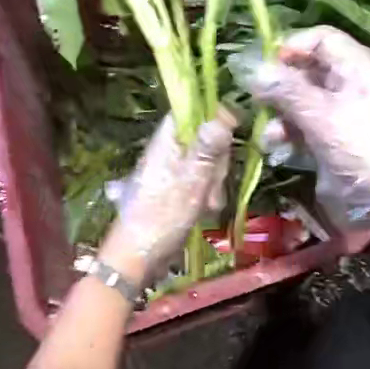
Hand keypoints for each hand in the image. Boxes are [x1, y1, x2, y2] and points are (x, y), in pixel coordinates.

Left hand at [98, 109, 235, 284]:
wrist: (136, 257)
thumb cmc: (161, 217)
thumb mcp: (190, 182)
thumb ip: (207, 150)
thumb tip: (221, 114)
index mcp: (166, 141)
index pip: (190, 111)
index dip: (213, 115)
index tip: (232, 131)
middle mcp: (168, 151)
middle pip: (204, 138)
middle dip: (216, 161)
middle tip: (212, 183)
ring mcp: (172, 171)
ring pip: (206, 164)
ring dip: (213, 183)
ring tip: (207, 204)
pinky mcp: (176, 190)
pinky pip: (200, 183)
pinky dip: (206, 195)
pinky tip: (205, 211)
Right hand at [248, 26, 369, 220]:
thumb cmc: (358, 145)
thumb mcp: (319, 113)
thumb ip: (284, 89)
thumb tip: (252, 71)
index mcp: (358, 67)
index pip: (322, 39)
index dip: (293, 47)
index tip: (267, 65)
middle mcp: (351, 84)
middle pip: (308, 69)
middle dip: (280, 84)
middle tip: (257, 96)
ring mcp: (341, 112)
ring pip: (301, 99)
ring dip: (279, 112)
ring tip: (268, 131)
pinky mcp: (333, 138)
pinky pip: (303, 124)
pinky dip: (288, 132)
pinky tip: (275, 144)